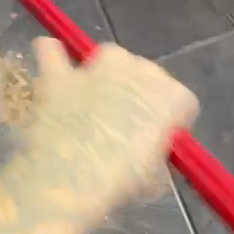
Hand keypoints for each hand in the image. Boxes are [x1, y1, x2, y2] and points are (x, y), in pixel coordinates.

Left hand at [19, 38, 197, 215]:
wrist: (71, 177)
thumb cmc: (120, 181)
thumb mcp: (152, 177)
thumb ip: (153, 154)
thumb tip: (142, 155)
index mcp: (174, 97)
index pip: (181, 102)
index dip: (168, 120)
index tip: (155, 139)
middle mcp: (140, 72)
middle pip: (146, 75)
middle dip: (136, 95)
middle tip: (121, 127)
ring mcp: (98, 68)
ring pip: (109, 56)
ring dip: (104, 73)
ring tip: (92, 101)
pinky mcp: (60, 74)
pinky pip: (54, 51)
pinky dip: (53, 55)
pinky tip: (51, 60)